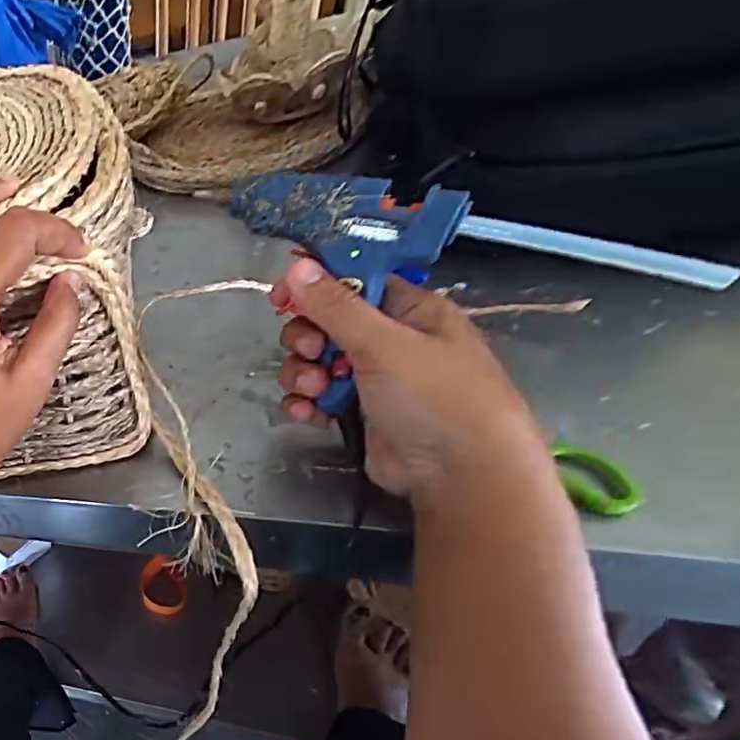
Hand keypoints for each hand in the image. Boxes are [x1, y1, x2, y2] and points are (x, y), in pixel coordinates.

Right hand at [272, 257, 548, 505]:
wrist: (457, 473)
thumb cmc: (434, 396)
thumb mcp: (384, 343)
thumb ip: (334, 306)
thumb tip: (296, 266)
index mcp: (407, 310)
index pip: (352, 281)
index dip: (314, 285)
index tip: (282, 296)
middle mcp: (388, 340)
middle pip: (325, 323)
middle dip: (307, 338)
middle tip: (313, 351)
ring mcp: (371, 379)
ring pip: (315, 362)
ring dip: (303, 374)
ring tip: (316, 391)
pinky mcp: (355, 413)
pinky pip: (316, 397)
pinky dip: (306, 403)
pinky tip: (308, 413)